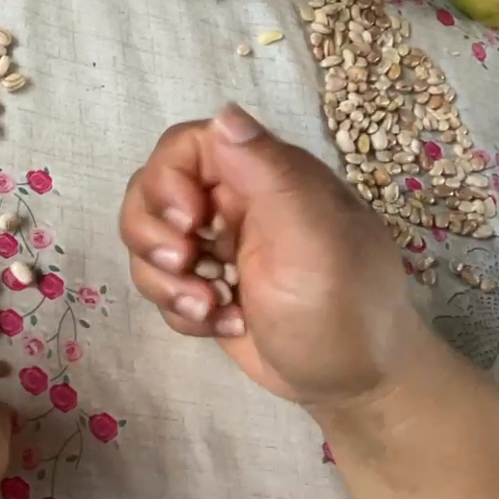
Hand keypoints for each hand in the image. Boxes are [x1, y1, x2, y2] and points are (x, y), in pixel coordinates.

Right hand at [117, 104, 439, 409]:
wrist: (353, 385)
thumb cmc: (345, 309)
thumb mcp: (314, 239)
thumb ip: (270, 174)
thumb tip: (224, 113)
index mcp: (264, 178)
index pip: (184, 147)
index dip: (168, 179)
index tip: (189, 221)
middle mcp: (231, 204)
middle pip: (148, 194)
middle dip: (154, 237)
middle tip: (187, 266)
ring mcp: (212, 247)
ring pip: (145, 243)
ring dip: (166, 282)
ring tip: (211, 308)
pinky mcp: (199, 285)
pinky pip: (157, 284)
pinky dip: (180, 310)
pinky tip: (222, 324)